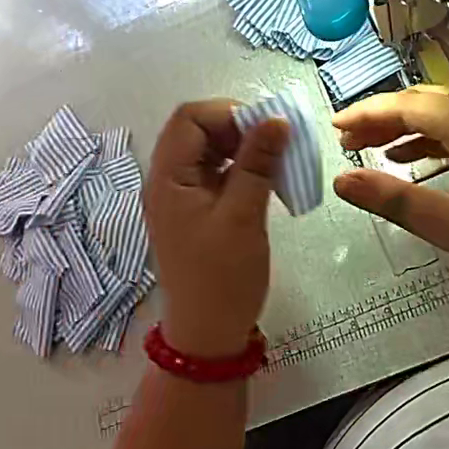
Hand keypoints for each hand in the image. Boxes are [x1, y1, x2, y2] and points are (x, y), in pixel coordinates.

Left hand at [144, 101, 288, 355]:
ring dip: (245, 149)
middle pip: (199, 131)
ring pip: (211, 152)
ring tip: (279, 162)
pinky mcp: (199, 212)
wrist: (208, 334)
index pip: (190, 118)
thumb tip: (276, 120)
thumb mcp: (243, 217)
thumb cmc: (222, 277)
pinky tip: (269, 181)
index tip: (267, 130)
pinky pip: (218, 175)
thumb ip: (257, 164)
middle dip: (240, 128)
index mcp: (169, 178)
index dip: (229, 113)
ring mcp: (183, 197)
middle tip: (278, 145)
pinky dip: (243, 170)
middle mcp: (169, 181)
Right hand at [332, 88, 448, 301]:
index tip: (335, 126)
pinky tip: (401, 157)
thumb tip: (342, 181)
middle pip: (425, 105)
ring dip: (400, 129)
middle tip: (344, 138)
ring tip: (363, 147)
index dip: (369, 114)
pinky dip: (423, 144)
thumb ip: (393, 200)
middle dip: (381, 118)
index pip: (412, 106)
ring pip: (438, 120)